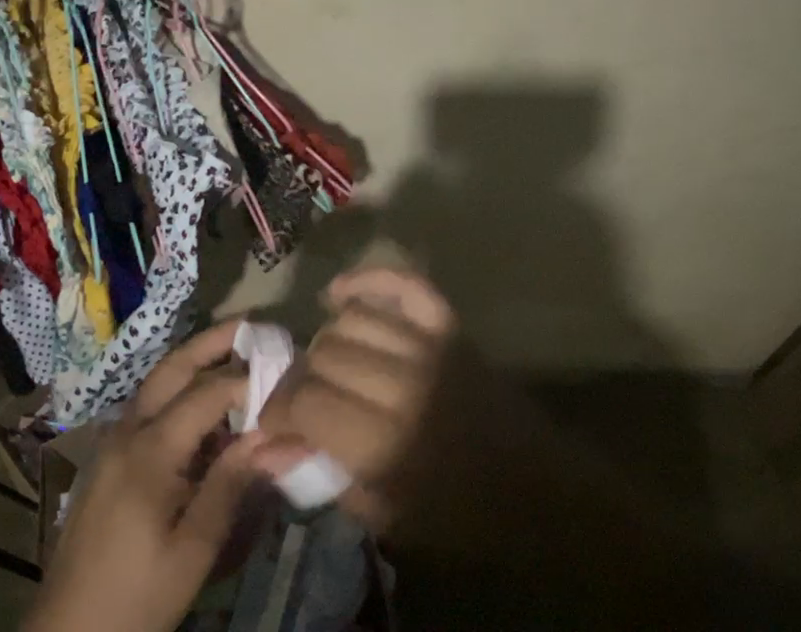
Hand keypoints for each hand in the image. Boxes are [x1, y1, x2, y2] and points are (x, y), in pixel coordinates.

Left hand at [23, 321, 264, 631]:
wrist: (69, 631)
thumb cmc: (138, 593)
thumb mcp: (195, 548)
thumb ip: (234, 485)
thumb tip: (280, 436)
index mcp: (150, 450)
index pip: (206, 394)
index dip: (246, 381)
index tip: (284, 373)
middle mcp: (126, 433)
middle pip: (169, 371)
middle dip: (209, 343)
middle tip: (249, 324)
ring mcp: (109, 445)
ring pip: (152, 387)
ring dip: (190, 364)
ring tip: (229, 355)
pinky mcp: (105, 462)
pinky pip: (144, 412)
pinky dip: (174, 395)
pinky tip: (199, 415)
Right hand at [256, 265, 455, 529]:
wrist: (540, 492)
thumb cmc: (460, 518)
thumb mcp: (385, 516)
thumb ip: (320, 475)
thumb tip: (261, 448)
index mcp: (389, 443)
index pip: (307, 401)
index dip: (278, 411)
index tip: (272, 425)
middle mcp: (406, 385)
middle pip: (325, 357)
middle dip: (299, 381)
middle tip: (300, 404)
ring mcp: (432, 349)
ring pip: (353, 322)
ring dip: (326, 342)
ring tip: (325, 370)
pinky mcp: (452, 329)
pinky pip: (404, 286)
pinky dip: (369, 281)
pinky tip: (339, 295)